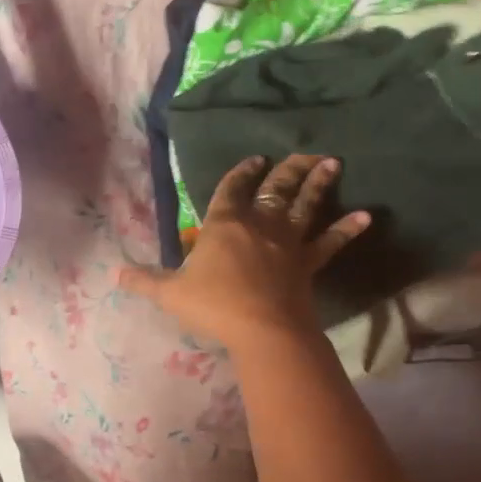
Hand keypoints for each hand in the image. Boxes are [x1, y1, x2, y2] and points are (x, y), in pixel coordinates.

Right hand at [120, 154, 369, 348]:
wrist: (262, 326)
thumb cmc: (212, 304)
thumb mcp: (169, 293)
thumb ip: (144, 281)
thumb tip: (115, 274)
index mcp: (224, 225)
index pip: (232, 189)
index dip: (241, 173)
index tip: (253, 161)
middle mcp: (259, 224)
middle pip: (276, 189)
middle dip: (286, 169)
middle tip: (299, 155)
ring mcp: (288, 242)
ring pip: (305, 206)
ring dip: (318, 184)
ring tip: (332, 163)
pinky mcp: (308, 263)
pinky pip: (330, 242)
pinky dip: (348, 229)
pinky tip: (366, 216)